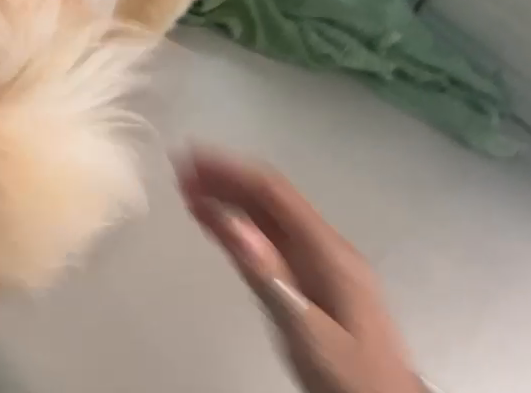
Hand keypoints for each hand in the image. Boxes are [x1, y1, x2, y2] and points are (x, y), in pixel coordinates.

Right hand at [177, 149, 420, 392]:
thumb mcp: (306, 329)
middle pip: (268, 197)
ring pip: (265, 214)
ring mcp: (317, 261)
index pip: (272, 192)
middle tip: (179, 172)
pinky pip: (268, 237)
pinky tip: (212, 220)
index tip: (190, 159)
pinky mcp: (309, 278)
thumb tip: (231, 222)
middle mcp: (324, 246)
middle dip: (223, 178)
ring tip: (186, 189)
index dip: (230, 169)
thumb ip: (269, 275)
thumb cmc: (350, 375)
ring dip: (226, 197)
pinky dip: (237, 223)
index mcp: (328, 251)